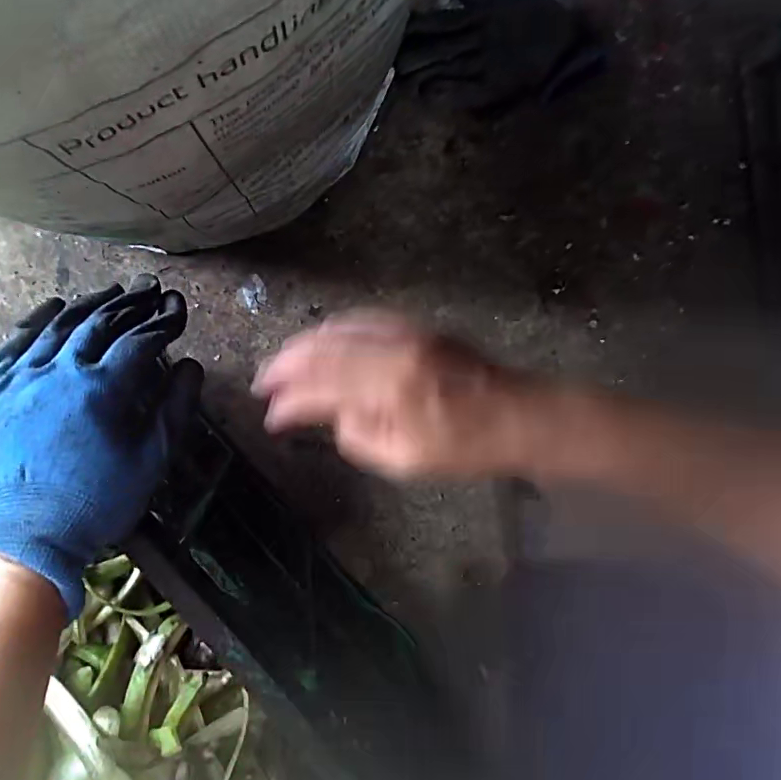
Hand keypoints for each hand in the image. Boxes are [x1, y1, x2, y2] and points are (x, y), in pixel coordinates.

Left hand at [0, 275, 202, 618]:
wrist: (30, 535)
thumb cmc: (99, 501)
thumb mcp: (150, 460)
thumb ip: (175, 409)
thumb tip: (191, 366)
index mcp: (101, 388)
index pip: (140, 340)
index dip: (163, 321)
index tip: (178, 307)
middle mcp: (60, 371)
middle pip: (100, 323)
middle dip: (129, 302)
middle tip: (148, 288)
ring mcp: (23, 378)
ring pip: (58, 326)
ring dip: (88, 304)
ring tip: (110, 291)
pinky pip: (14, 344)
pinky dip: (34, 321)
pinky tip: (51, 307)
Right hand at [251, 311, 536, 479]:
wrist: (518, 413)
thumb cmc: (465, 447)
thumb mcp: (405, 460)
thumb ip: (358, 435)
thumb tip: (331, 415)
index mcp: (389, 387)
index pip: (321, 388)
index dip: (289, 401)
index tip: (271, 415)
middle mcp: (390, 349)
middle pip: (321, 349)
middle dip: (285, 365)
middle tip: (262, 382)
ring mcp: (401, 330)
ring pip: (335, 328)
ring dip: (302, 345)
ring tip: (282, 363)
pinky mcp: (411, 324)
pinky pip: (358, 319)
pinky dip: (330, 331)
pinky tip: (318, 342)